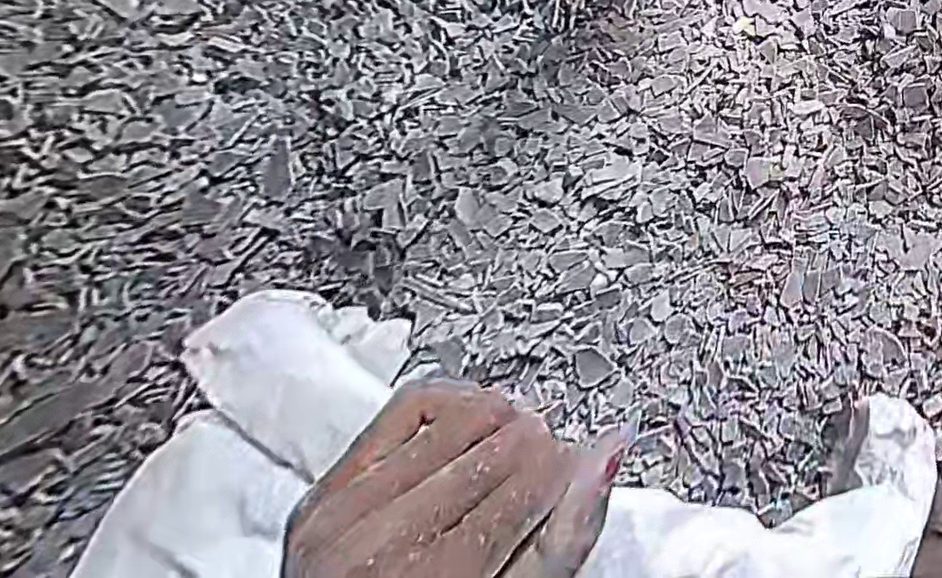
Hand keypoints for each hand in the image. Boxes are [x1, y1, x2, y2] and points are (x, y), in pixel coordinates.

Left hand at [284, 379, 627, 577]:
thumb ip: (569, 534)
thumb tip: (613, 446)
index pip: (538, 474)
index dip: (567, 472)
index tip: (566, 483)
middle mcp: (379, 543)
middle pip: (508, 440)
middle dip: (537, 452)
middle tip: (533, 482)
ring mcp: (346, 512)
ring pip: (472, 411)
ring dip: (505, 424)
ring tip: (504, 457)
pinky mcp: (328, 487)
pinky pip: (416, 399)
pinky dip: (458, 401)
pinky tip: (469, 431)